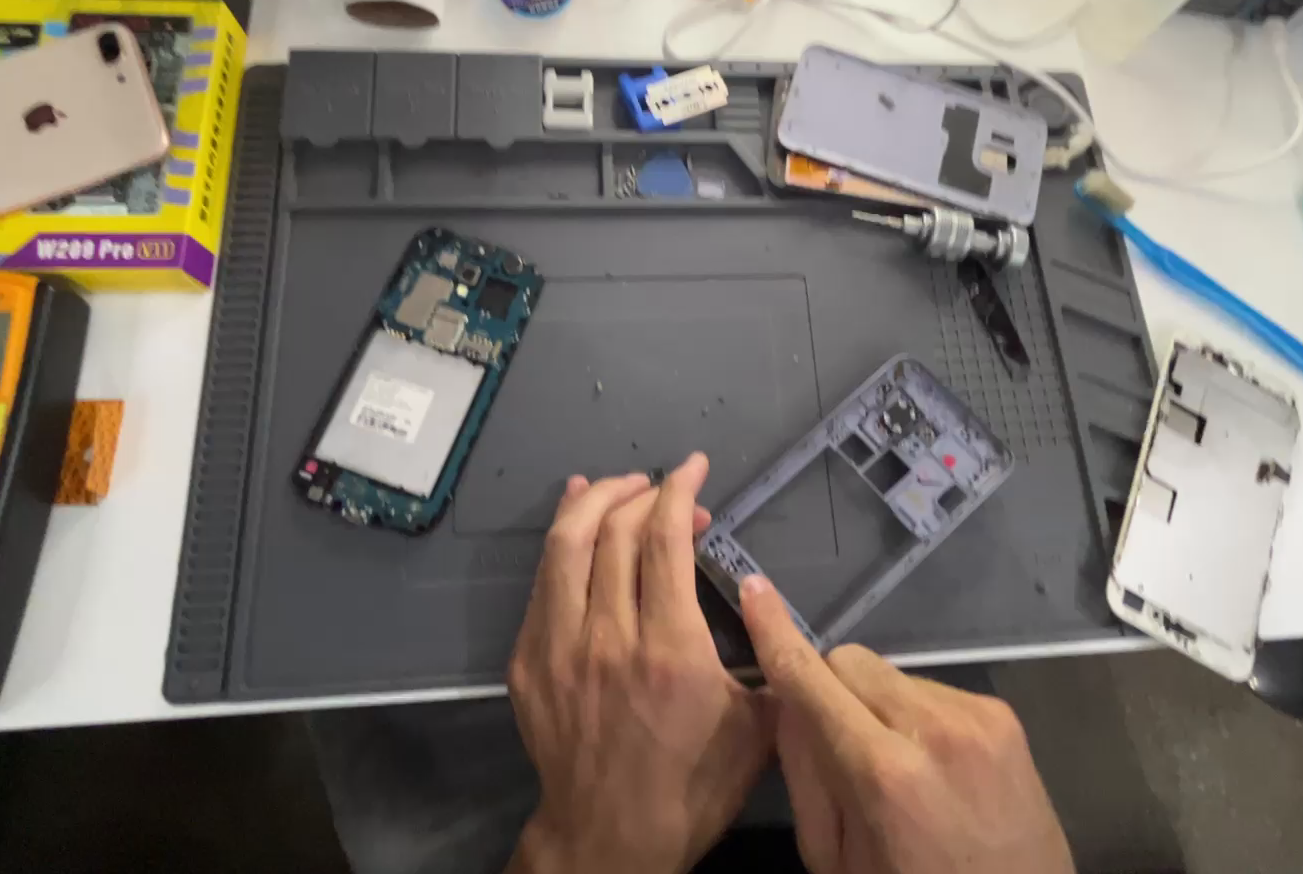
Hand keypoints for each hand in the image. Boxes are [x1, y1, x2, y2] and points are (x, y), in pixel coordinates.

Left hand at [506, 454, 770, 873]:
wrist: (606, 841)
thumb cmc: (688, 788)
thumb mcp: (755, 732)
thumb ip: (774, 664)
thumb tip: (772, 608)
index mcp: (670, 647)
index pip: (665, 538)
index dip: (680, 489)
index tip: (694, 467)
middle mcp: (610, 634)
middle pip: (617, 529)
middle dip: (647, 491)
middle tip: (669, 488)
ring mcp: (559, 643)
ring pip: (569, 542)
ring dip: (598, 499)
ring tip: (624, 484)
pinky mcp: (528, 656)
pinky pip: (541, 576)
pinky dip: (560, 533)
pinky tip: (575, 510)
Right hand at [740, 575, 1072, 873]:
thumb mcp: (836, 861)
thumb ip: (804, 774)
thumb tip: (790, 702)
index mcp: (882, 774)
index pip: (809, 679)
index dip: (775, 631)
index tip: (754, 587)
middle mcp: (932, 728)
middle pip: (848, 660)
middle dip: (829, 687)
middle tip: (840, 743)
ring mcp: (974, 715)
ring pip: (888, 672)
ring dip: (875, 703)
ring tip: (901, 764)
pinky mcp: (1002, 715)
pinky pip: (929, 687)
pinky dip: (915, 714)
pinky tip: (936, 765)